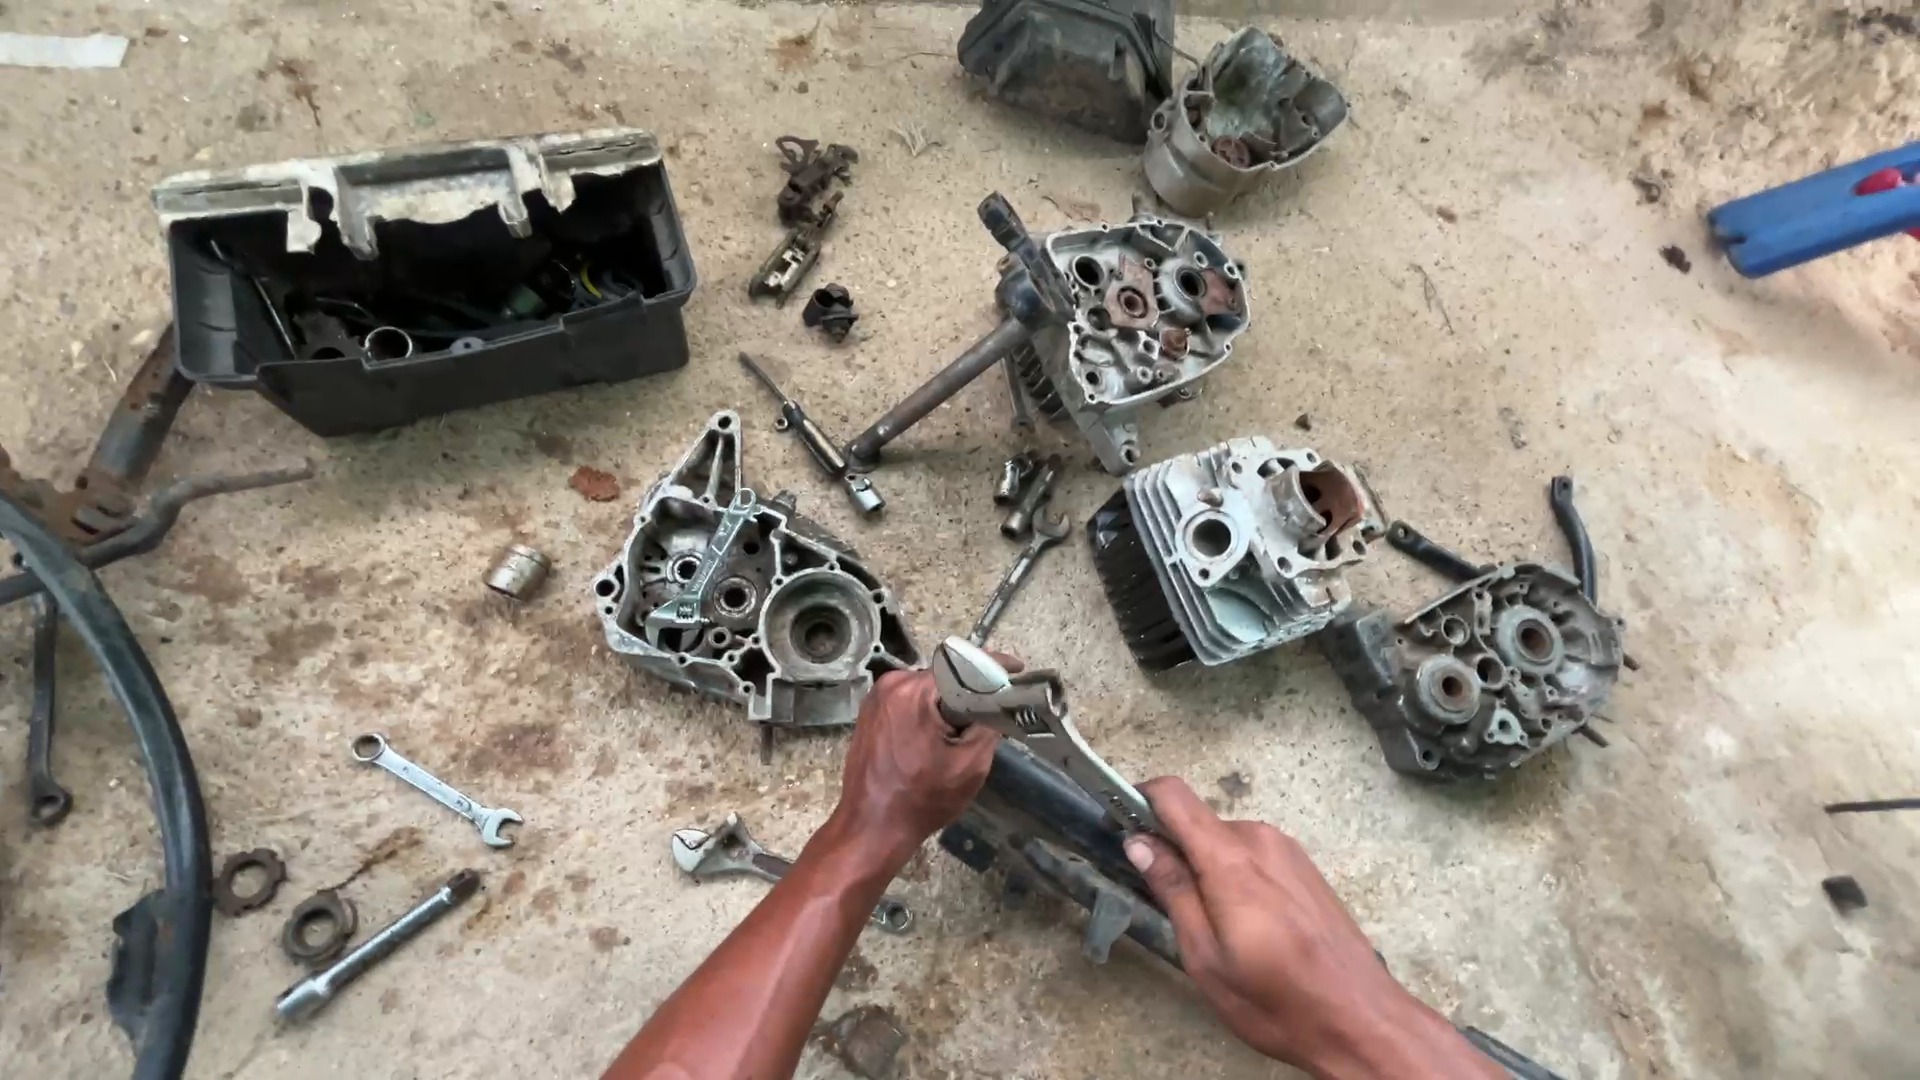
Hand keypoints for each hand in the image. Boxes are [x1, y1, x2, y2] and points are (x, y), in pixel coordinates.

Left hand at [828, 661, 1012, 862]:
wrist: (872, 828)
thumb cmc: (921, 799)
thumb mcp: (970, 764)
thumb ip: (988, 724)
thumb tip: (996, 703)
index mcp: (913, 690)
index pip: (963, 666)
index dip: (994, 666)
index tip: (1016, 670)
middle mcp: (890, 684)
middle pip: (943, 677)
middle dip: (969, 692)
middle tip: (991, 712)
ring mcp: (876, 698)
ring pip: (926, 690)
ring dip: (946, 705)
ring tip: (964, 731)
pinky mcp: (870, 713)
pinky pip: (908, 702)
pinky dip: (927, 713)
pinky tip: (936, 738)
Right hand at [1124, 778, 1499, 1079]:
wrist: (1365, 1022)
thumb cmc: (1278, 1000)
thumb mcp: (1206, 957)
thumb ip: (1172, 889)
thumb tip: (1138, 842)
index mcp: (1229, 858)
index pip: (1173, 795)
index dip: (1141, 799)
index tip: (1125, 826)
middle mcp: (1258, 839)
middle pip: (1196, 822)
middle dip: (1175, 852)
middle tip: (1173, 905)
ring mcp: (1285, 849)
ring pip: (1223, 839)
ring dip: (1207, 867)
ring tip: (1218, 926)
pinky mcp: (1302, 865)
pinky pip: (1251, 852)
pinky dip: (1235, 874)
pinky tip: (1250, 924)